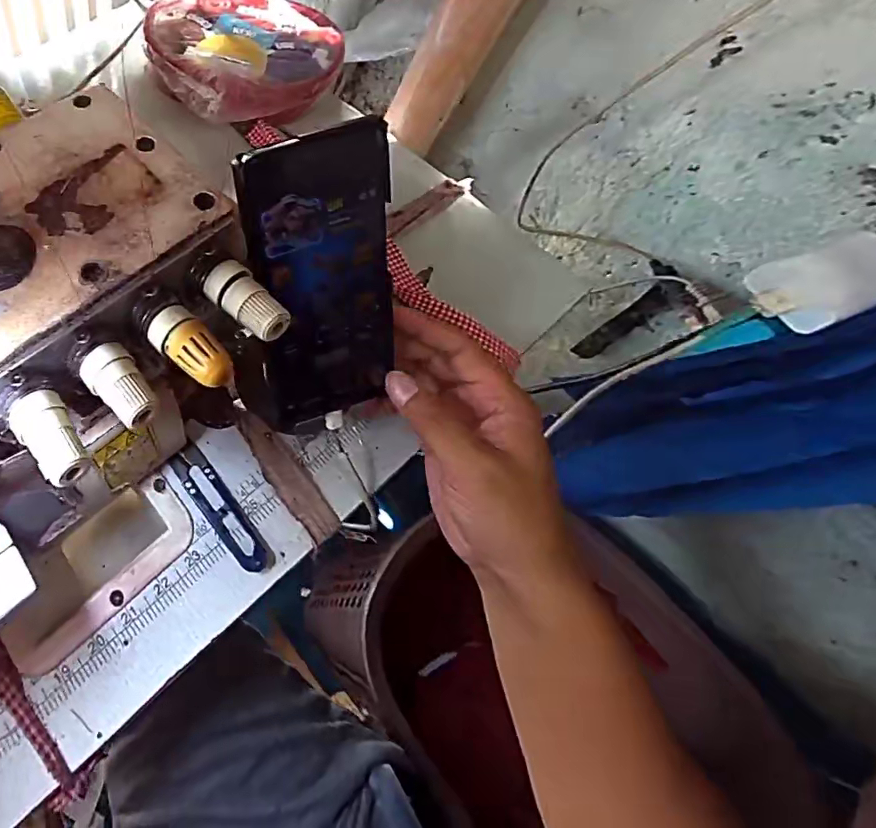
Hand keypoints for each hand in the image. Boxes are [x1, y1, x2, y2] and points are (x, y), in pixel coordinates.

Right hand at [385, 306, 577, 589]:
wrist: (513, 566)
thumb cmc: (508, 516)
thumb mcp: (472, 464)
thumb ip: (433, 419)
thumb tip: (394, 379)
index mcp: (501, 402)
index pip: (463, 351)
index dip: (429, 327)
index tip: (394, 309)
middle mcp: (481, 405)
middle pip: (443, 361)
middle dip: (410, 341)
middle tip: (368, 324)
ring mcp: (462, 424)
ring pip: (428, 383)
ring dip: (400, 366)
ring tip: (363, 348)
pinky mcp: (444, 443)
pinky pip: (418, 409)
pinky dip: (395, 398)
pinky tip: (371, 390)